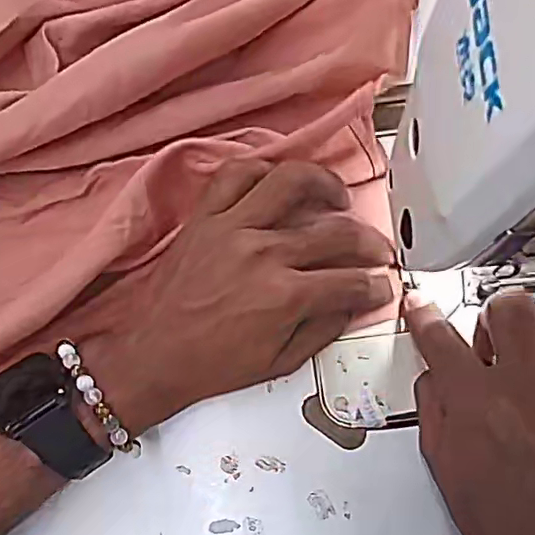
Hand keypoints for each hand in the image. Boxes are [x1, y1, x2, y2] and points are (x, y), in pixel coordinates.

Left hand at [82, 160, 397, 429]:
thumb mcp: (278, 362)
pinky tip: (277, 182)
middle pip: (335, 230)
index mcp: (283, 297)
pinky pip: (237, 174)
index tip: (381, 283)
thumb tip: (349, 306)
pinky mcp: (205, 218)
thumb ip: (321, 330)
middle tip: (374, 250)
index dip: (375, 283)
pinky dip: (263, 169)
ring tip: (336, 198)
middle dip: (369, 241)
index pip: (349, 281)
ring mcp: (232, 229)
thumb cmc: (209, 365)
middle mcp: (262, 255)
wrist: (154, 357)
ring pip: (291, 181)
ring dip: (324, 184)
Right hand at [405, 290, 534, 534]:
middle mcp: (529, 389)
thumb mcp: (442, 458)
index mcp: (476, 404)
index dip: (425, 317)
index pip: (440, 338)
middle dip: (496, 315)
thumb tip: (435, 371)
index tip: (423, 308)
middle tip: (496, 336)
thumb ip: (434, 405)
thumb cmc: (497, 510)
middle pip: (511, 308)